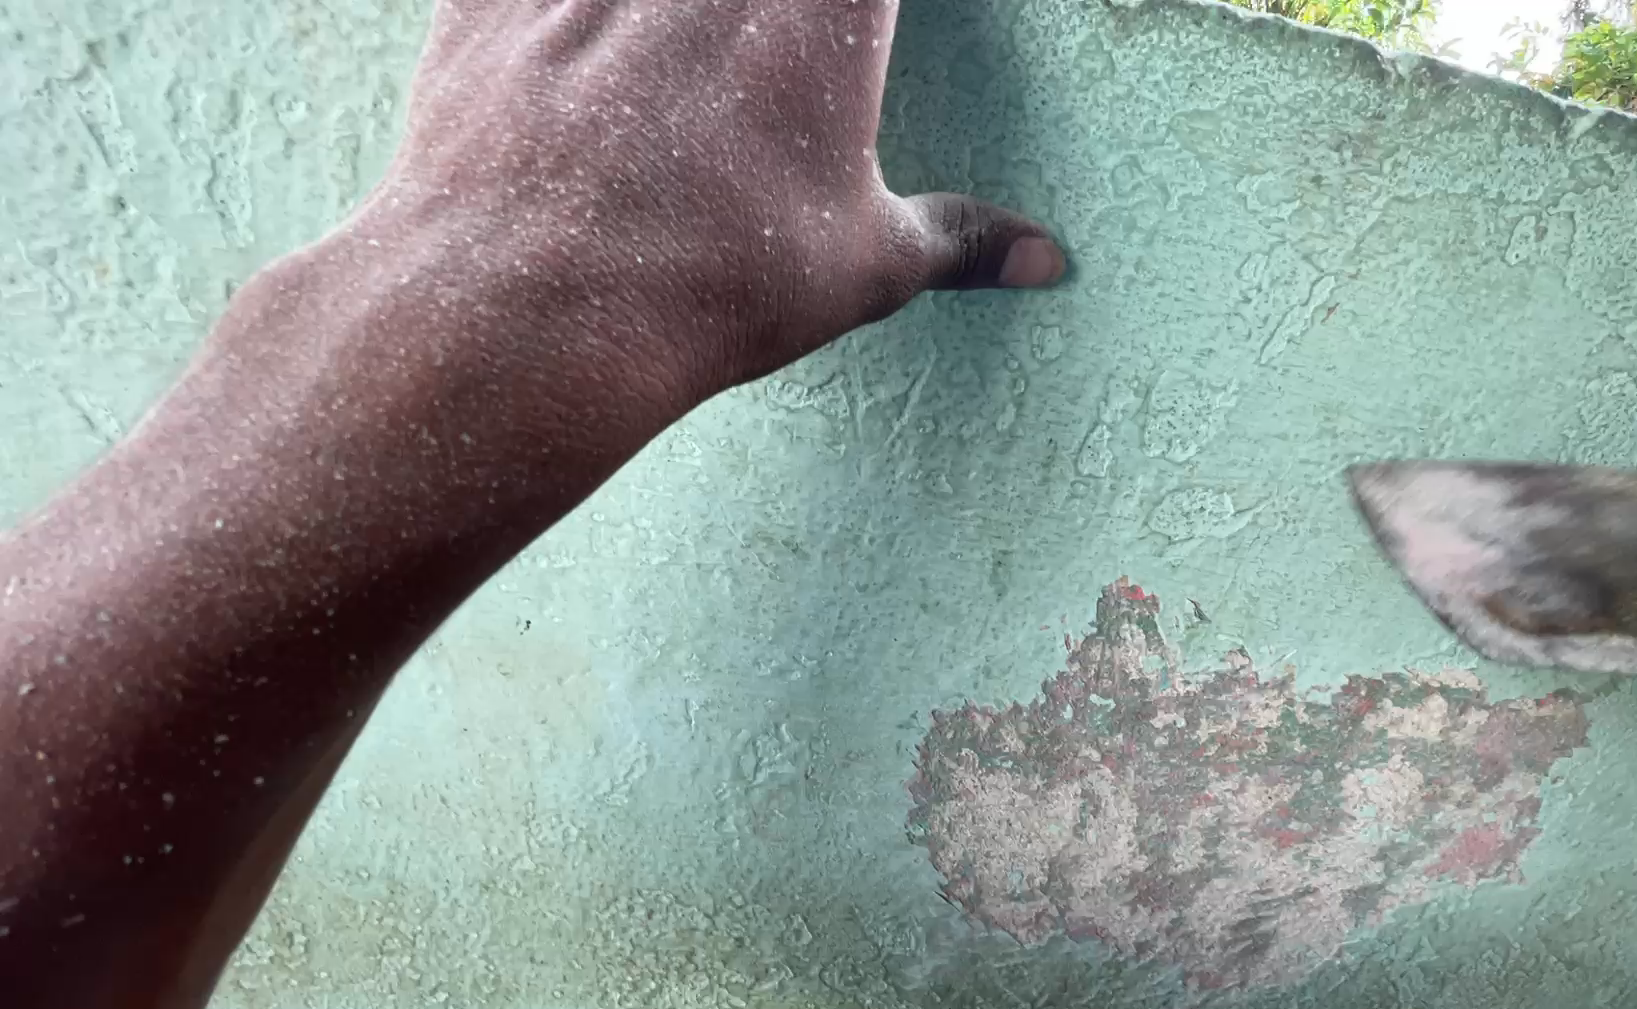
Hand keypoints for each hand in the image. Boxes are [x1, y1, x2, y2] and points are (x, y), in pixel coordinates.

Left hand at [357, 0, 1062, 436]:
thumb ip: (964, 242)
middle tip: (799, 72)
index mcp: (824, 4)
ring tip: (710, 96)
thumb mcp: (869, 268)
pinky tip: (618, 59)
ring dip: (699, 30)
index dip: (881, 10)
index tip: (878, 35)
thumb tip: (1050, 260)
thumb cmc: (725, 282)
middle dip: (812, 20)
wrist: (543, 308)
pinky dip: (585, 16)